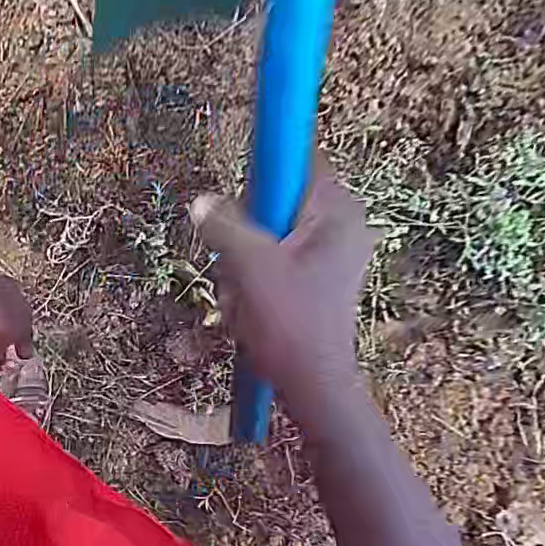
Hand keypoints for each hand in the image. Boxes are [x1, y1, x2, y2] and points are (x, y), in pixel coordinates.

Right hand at [190, 171, 375, 392]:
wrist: (311, 383)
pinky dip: (255, 283)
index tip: (240, 205)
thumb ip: (225, 227)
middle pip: (276, 206)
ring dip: (243, 267)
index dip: (262, 177)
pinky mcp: (317, 282)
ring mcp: (331, 257)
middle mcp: (342, 227)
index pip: (298, 163)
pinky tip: (250, 309)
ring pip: (269, 239)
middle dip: (245, 237)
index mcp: (338, 213)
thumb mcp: (250, 267)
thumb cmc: (290, 324)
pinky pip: (274, 265)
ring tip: (243, 297)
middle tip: (238, 269)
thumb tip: (202, 202)